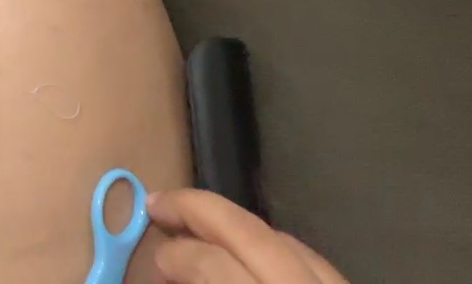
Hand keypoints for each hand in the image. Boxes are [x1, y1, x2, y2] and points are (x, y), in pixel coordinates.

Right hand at [149, 189, 349, 283]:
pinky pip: (315, 261)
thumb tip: (170, 267)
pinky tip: (255, 252)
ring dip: (235, 223)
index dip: (178, 254)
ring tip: (201, 224)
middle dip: (196, 208)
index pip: (214, 264)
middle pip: (248, 230)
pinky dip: (277, 247)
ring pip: (285, 239)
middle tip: (157, 204)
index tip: (156, 257)